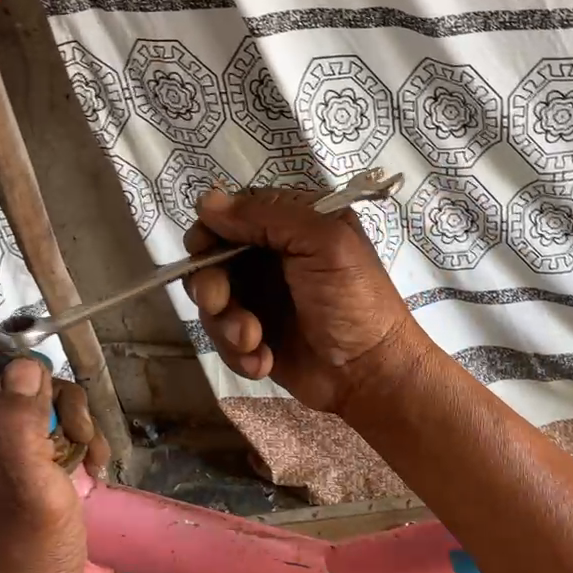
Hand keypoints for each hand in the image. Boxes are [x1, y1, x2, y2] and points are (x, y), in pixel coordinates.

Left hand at [0, 358, 109, 572]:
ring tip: (87, 455)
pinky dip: (74, 437)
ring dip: (70, 419)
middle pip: (0, 381)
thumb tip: (23, 363)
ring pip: (31, 399)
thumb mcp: (28, 486)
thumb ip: (20, 424)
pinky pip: (46, 425)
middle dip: (48, 399)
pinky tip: (90, 465)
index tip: (33, 369)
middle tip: (73, 430)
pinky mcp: (16, 463)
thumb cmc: (29, 555)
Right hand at [183, 187, 428, 413]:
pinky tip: (262, 361)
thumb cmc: (355, 300)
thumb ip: (267, 216)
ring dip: (226, 324)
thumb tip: (207, 200)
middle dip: (210, 284)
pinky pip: (222, 337)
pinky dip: (237, 351)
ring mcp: (262, 298)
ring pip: (212, 301)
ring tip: (252, 341)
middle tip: (219, 303)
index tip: (202, 249)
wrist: (370, 373)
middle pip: (213, 258)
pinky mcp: (255, 337)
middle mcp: (273, 257)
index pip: (236, 213)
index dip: (212, 229)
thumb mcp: (323, 244)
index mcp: (294, 224)